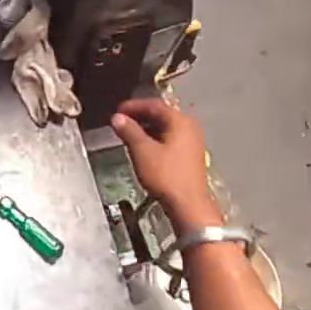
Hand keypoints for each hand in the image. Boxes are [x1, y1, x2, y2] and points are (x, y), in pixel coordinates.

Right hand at [110, 97, 222, 232]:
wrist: (187, 204)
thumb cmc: (167, 177)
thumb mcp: (142, 151)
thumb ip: (129, 131)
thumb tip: (118, 119)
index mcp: (180, 121)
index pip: (154, 105)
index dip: (134, 106)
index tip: (119, 110)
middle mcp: (189, 128)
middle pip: (162, 115)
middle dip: (140, 117)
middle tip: (123, 121)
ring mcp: (192, 142)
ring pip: (166, 128)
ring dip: (147, 129)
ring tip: (129, 134)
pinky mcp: (190, 156)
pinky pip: (170, 140)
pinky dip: (155, 139)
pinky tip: (144, 148)